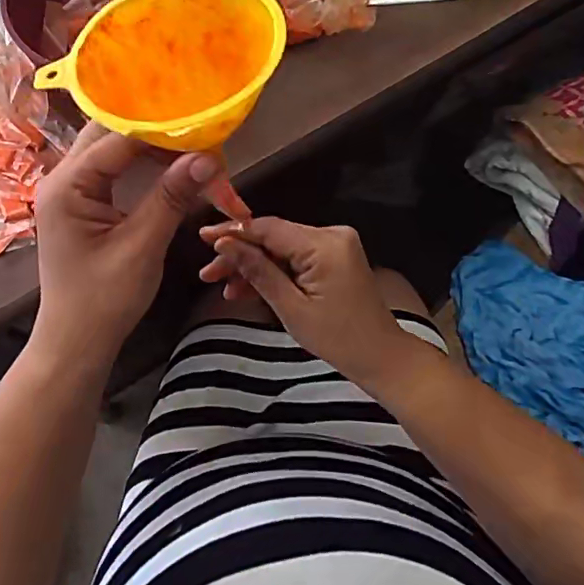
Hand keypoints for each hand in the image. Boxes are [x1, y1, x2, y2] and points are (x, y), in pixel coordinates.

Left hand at [34, 122, 219, 355]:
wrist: (76, 341)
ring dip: (151, 146)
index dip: (161, 130)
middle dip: (155, 131)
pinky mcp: (83, 202)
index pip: (117, 138)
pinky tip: (171, 164)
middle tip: (198, 132)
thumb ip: (170, 198)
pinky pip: (114, 169)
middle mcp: (62, 178)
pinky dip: (143, 164)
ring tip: (192, 146)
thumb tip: (206, 157)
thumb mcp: (141, 247)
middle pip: (110, 134)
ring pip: (113, 148)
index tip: (202, 124)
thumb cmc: (103, 301)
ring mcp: (71, 189)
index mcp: (66, 186)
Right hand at [199, 217, 420, 390]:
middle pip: (272, 237)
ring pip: (279, 248)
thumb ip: (257, 270)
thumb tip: (224, 244)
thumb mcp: (290, 307)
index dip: (233, 232)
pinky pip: (293, 257)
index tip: (203, 236)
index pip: (269, 228)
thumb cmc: (337, 337)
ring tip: (223, 287)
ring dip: (252, 266)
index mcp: (324, 244)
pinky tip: (245, 289)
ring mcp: (333, 244)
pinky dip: (272, 271)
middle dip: (239, 254)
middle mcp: (331, 235)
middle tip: (208, 272)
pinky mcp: (332, 256)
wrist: (380, 356)